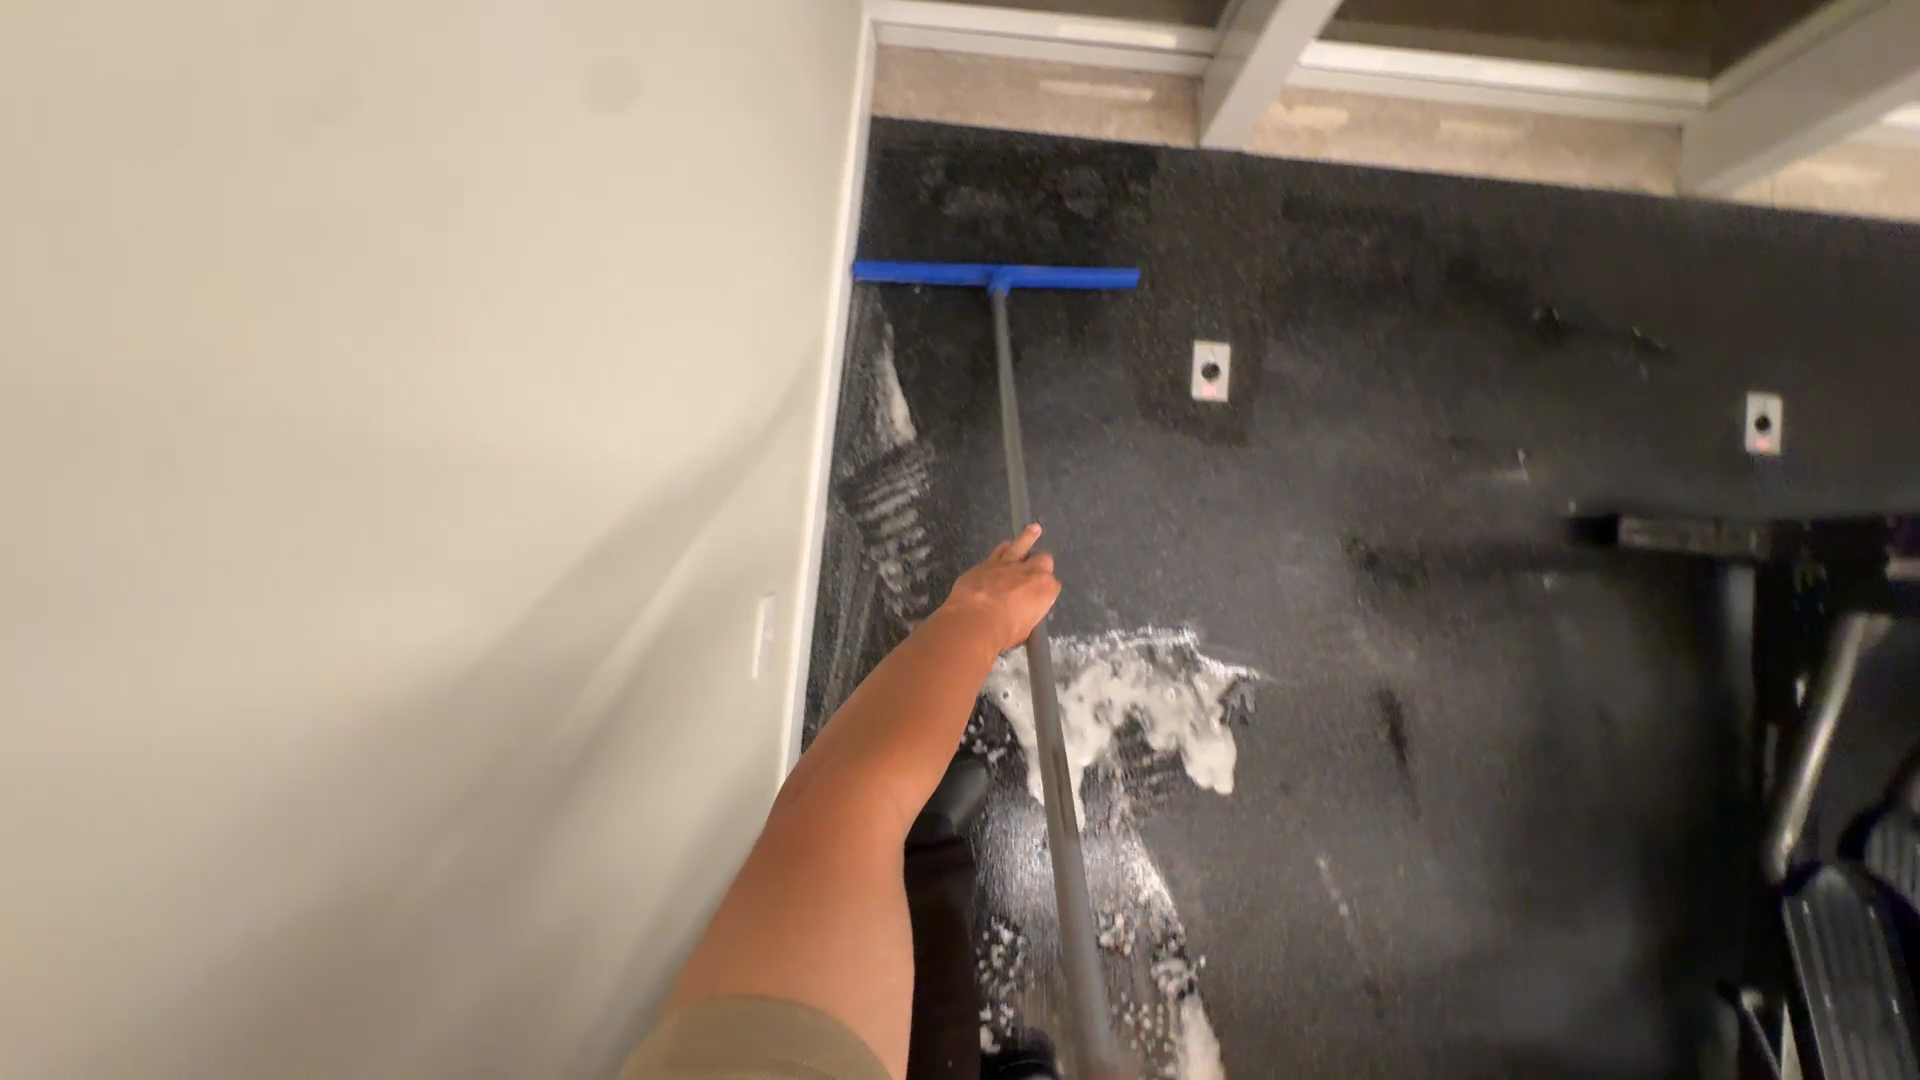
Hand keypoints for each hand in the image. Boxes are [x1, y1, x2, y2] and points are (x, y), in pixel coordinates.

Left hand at [941, 524, 1060, 652]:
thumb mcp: (1025, 629)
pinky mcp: (987, 562)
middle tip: (1037, 568)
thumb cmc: (1003, 631)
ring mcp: (1008, 563)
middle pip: (1043, 560)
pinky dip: (1004, 548)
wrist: (974, 620)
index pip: (1052, 585)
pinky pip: (1000, 550)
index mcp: (1045, 589)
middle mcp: (1030, 571)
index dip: (1045, 591)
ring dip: (1029, 537)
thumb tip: (1022, 613)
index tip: (1039, 598)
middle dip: (1042, 563)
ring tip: (1034, 528)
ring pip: (1022, 544)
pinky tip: (1005, 545)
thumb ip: (1027, 614)